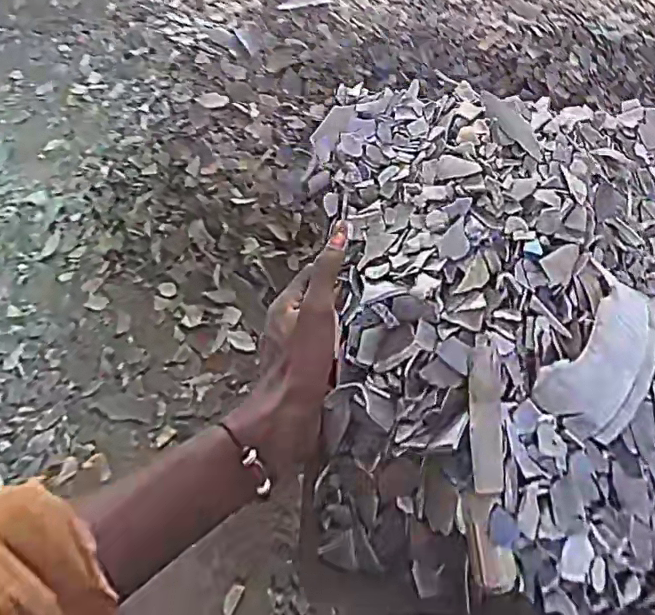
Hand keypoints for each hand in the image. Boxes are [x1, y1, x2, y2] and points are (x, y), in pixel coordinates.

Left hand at [226, 224, 347, 474]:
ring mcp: (296, 351)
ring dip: (344, 324)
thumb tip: (338, 234)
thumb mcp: (319, 308)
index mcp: (285, 306)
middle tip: (368, 288)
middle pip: (318, 300)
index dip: (333, 264)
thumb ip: (328, 271)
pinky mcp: (306, 373)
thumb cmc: (299, 364)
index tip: (355, 257)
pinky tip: (357, 352)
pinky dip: (344, 348)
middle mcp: (287, 326)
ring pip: (325, 327)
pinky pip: (329, 352)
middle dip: (342, 295)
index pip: (312, 273)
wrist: (287, 420)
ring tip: (368, 319)